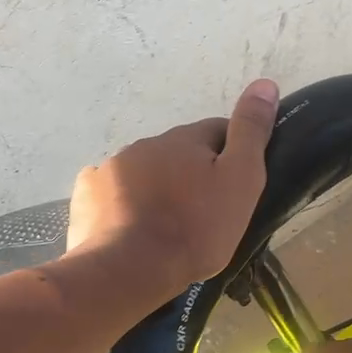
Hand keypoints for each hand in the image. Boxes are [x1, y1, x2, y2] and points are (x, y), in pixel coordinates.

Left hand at [65, 79, 277, 292]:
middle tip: (201, 215)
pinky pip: (108, 192)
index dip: (230, 155)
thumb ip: (251, 133)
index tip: (234, 187)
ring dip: (154, 189)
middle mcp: (144, 144)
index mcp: (182, 139)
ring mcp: (110, 168)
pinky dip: (120, 204)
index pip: (215, 132)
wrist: (131, 268)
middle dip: (189, 175)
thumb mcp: (240, 181)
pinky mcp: (86, 195)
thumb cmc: (196, 229)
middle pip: (175, 153)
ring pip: (142, 173)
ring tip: (164, 227)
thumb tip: (264, 83)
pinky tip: (128, 227)